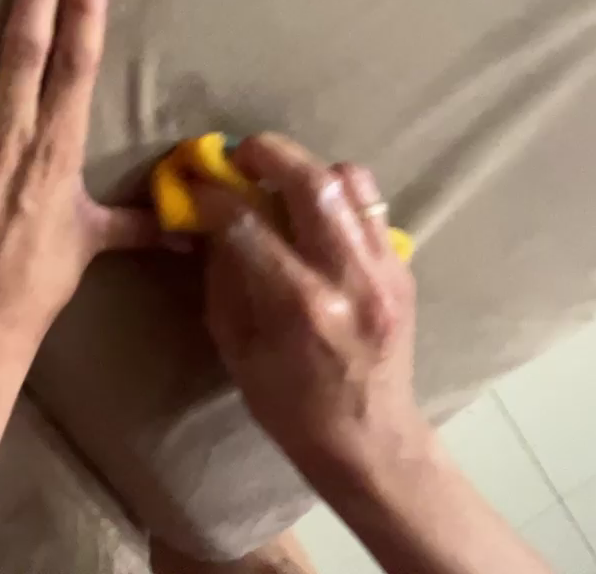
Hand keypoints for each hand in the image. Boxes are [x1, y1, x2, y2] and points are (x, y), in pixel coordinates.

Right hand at [193, 133, 426, 481]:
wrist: (370, 441)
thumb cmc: (285, 400)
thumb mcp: (233, 340)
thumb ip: (222, 272)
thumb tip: (209, 217)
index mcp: (298, 304)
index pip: (247, 221)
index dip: (212, 192)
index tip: (192, 181)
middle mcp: (349, 278)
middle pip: (312, 183)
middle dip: (266, 153)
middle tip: (238, 153)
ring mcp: (385, 270)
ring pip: (351, 182)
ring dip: (306, 167)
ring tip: (278, 178)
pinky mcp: (403, 269)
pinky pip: (370, 205)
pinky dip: (336, 192)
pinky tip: (312, 211)